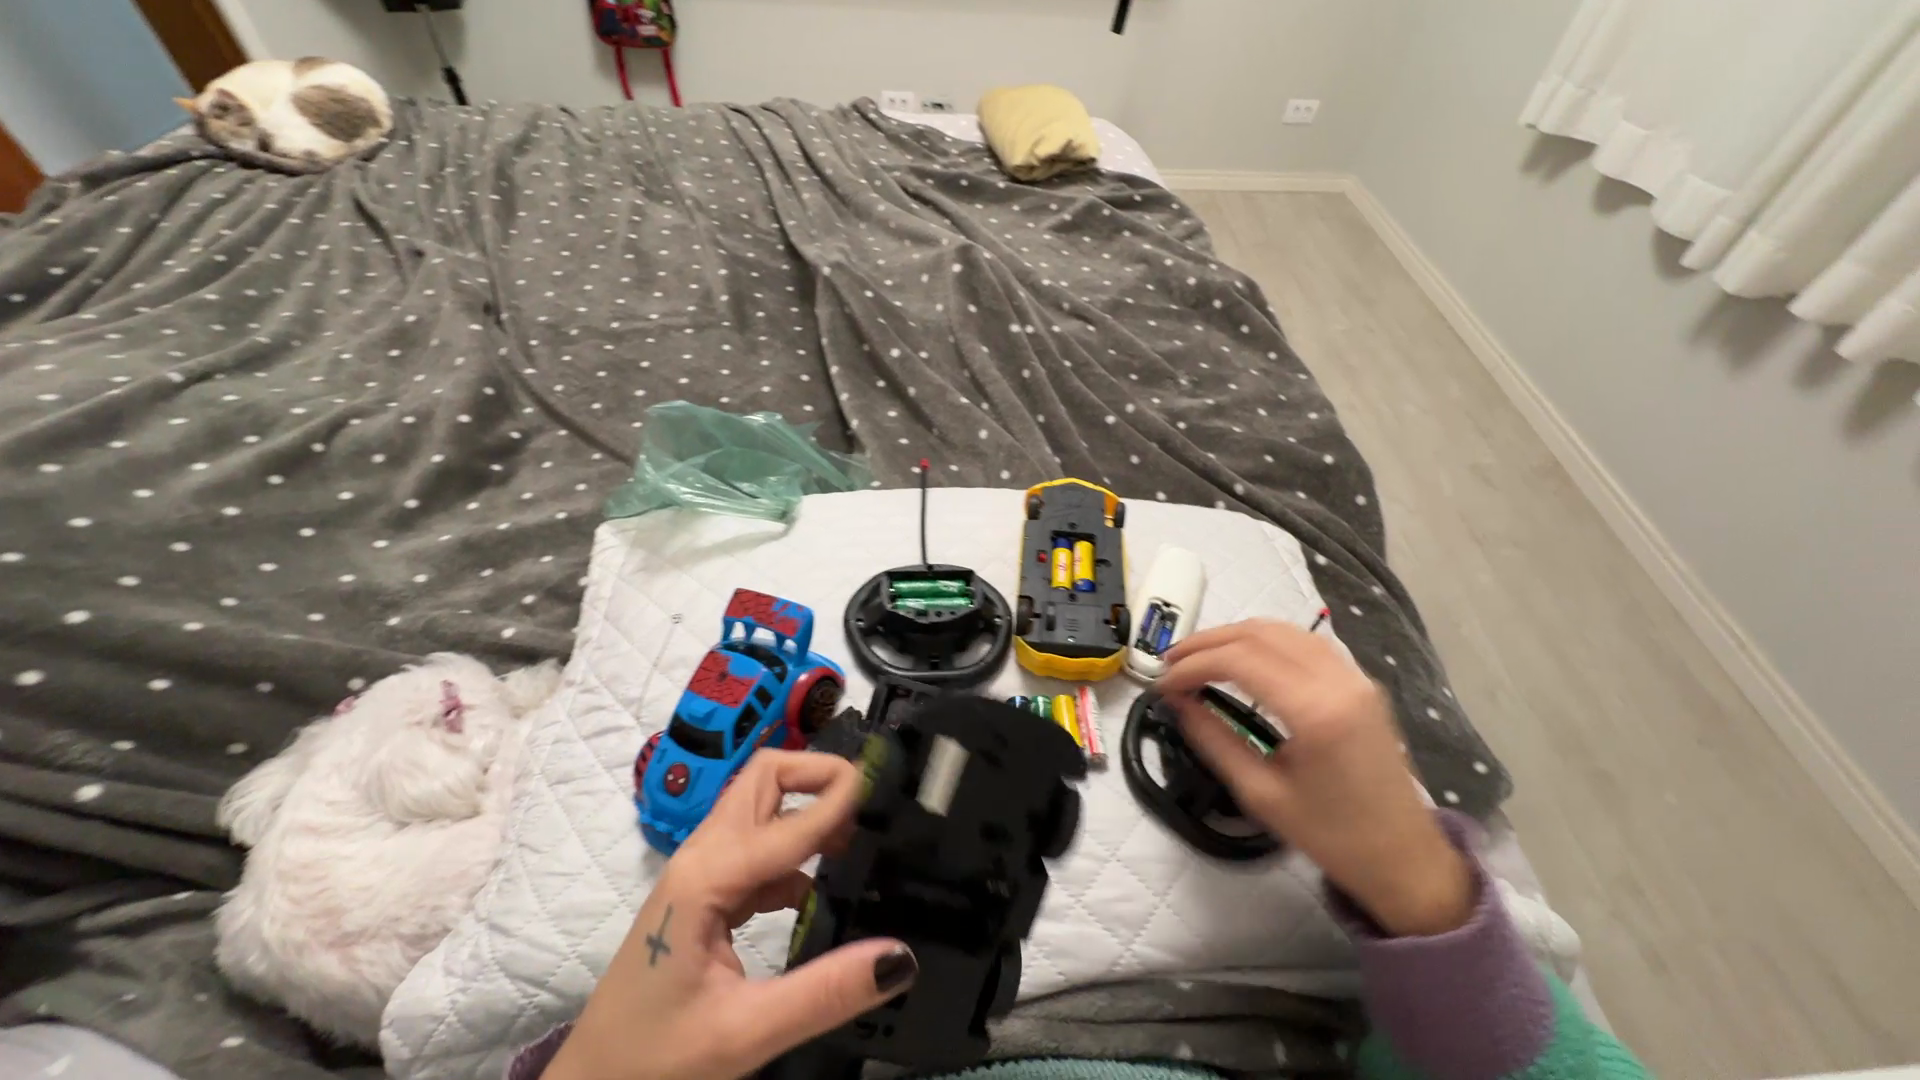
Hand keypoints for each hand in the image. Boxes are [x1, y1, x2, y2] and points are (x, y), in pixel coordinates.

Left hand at [545, 751, 917, 1079]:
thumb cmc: (654, 1061)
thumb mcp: (744, 1033)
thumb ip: (825, 992)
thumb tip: (902, 956)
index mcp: (706, 879)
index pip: (788, 821)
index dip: (840, 798)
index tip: (888, 784)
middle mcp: (702, 859)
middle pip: (763, 780)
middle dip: (817, 774)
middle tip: (871, 799)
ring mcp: (701, 873)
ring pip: (760, 809)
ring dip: (808, 809)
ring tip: (861, 841)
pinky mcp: (706, 893)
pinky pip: (758, 850)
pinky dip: (797, 852)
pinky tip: (823, 890)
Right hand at [1158, 620, 1473, 936]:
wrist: (1403, 857)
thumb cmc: (1330, 836)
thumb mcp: (1259, 793)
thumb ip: (1213, 739)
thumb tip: (1177, 700)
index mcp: (1315, 711)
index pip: (1239, 660)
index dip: (1193, 664)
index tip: (1162, 683)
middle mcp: (1339, 680)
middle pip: (1259, 633)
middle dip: (1208, 642)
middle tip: (1170, 662)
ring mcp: (1355, 677)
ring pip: (1283, 629)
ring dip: (1235, 636)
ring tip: (1198, 657)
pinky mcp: (1361, 682)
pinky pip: (1306, 642)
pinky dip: (1265, 640)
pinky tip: (1241, 657)